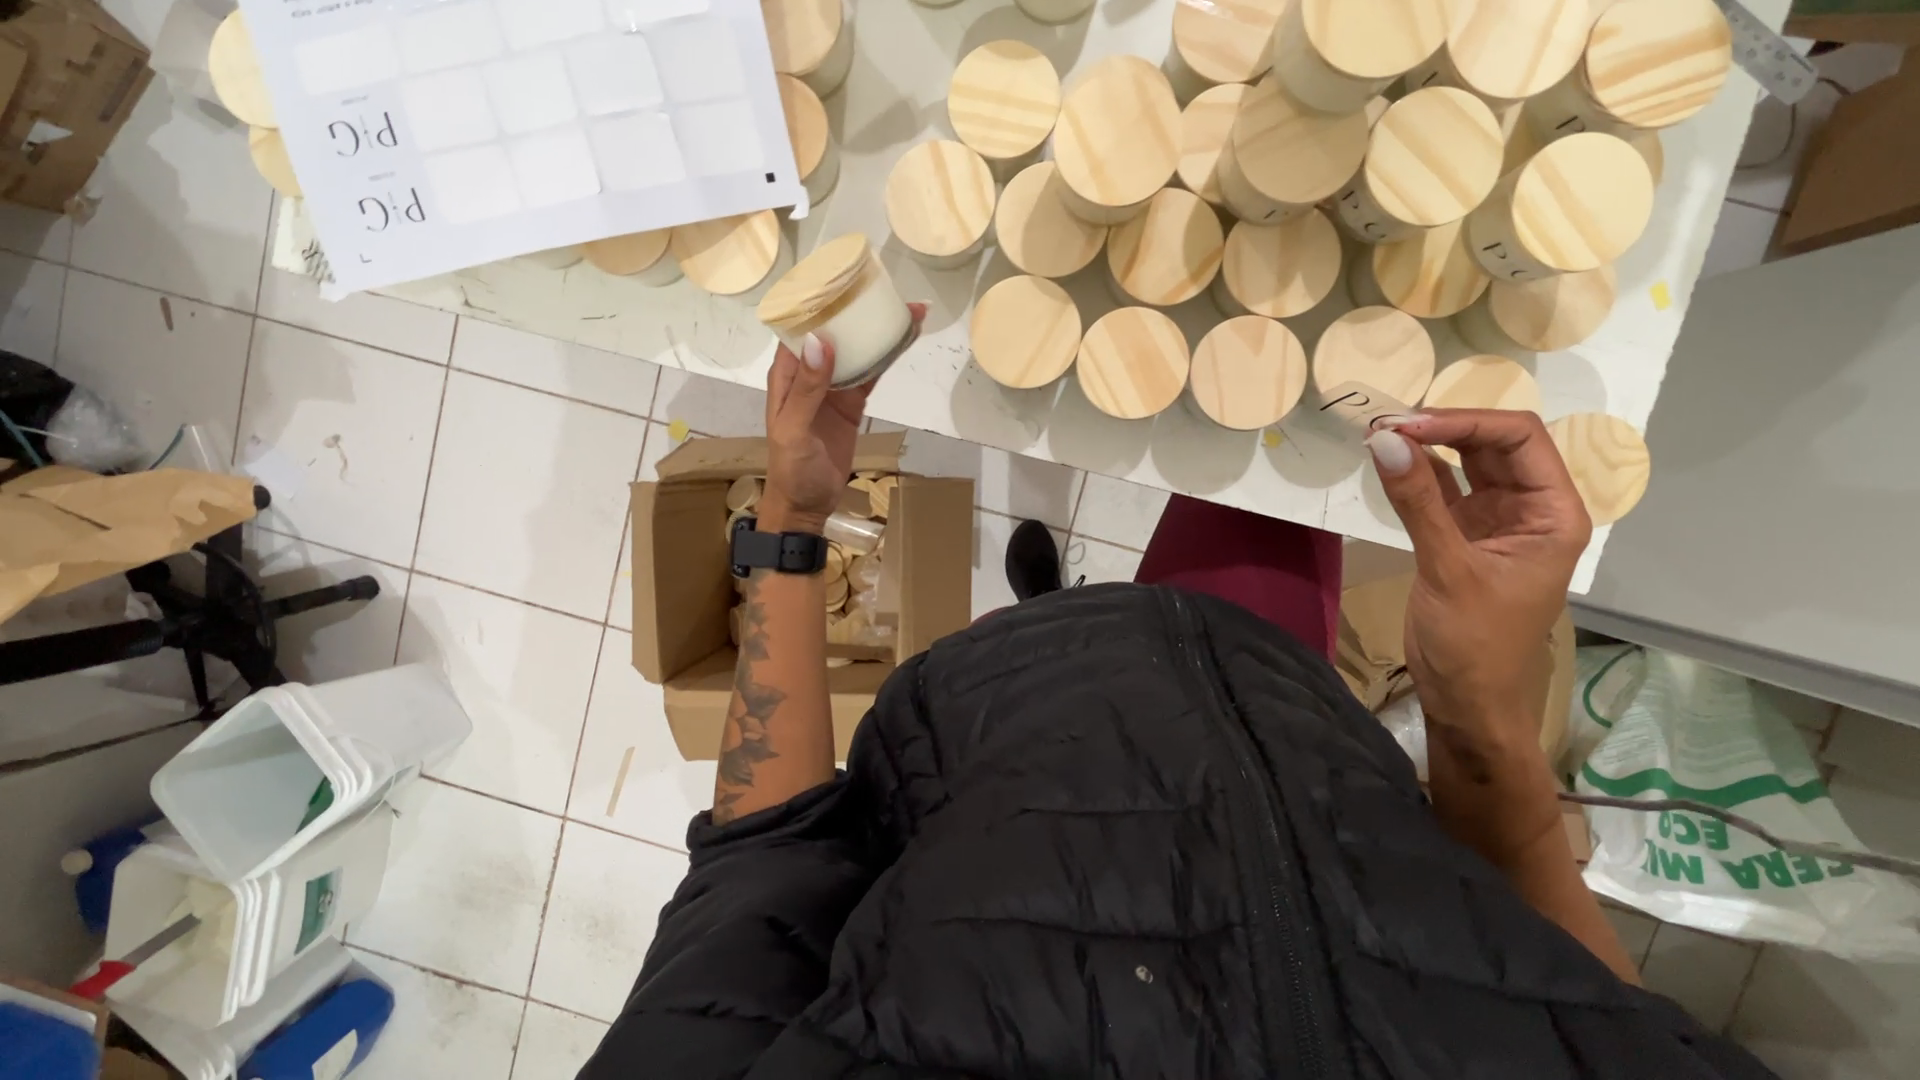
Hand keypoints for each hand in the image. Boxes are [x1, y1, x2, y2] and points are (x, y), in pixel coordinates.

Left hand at [761, 306, 925, 532]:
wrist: (807, 504)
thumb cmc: (791, 468)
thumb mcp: (793, 429)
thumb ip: (806, 388)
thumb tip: (821, 341)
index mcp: (786, 375)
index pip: (800, 329)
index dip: (818, 303)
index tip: (842, 279)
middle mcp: (809, 374)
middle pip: (834, 333)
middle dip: (856, 311)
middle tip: (885, 288)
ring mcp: (833, 388)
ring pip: (857, 351)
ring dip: (877, 332)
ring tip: (907, 310)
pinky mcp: (852, 404)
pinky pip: (870, 374)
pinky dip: (886, 358)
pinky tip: (904, 340)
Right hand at [1366, 410, 1590, 753]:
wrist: (1466, 700)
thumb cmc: (1475, 642)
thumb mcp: (1448, 568)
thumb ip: (1418, 501)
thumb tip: (1383, 440)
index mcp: (1553, 513)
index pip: (1519, 439)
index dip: (1464, 422)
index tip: (1406, 425)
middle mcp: (1529, 508)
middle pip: (1493, 444)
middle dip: (1442, 427)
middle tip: (1383, 425)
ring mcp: (1494, 521)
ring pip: (1466, 463)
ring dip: (1425, 446)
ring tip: (1379, 436)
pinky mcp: (1461, 536)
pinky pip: (1441, 490)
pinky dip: (1415, 474)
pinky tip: (1387, 462)